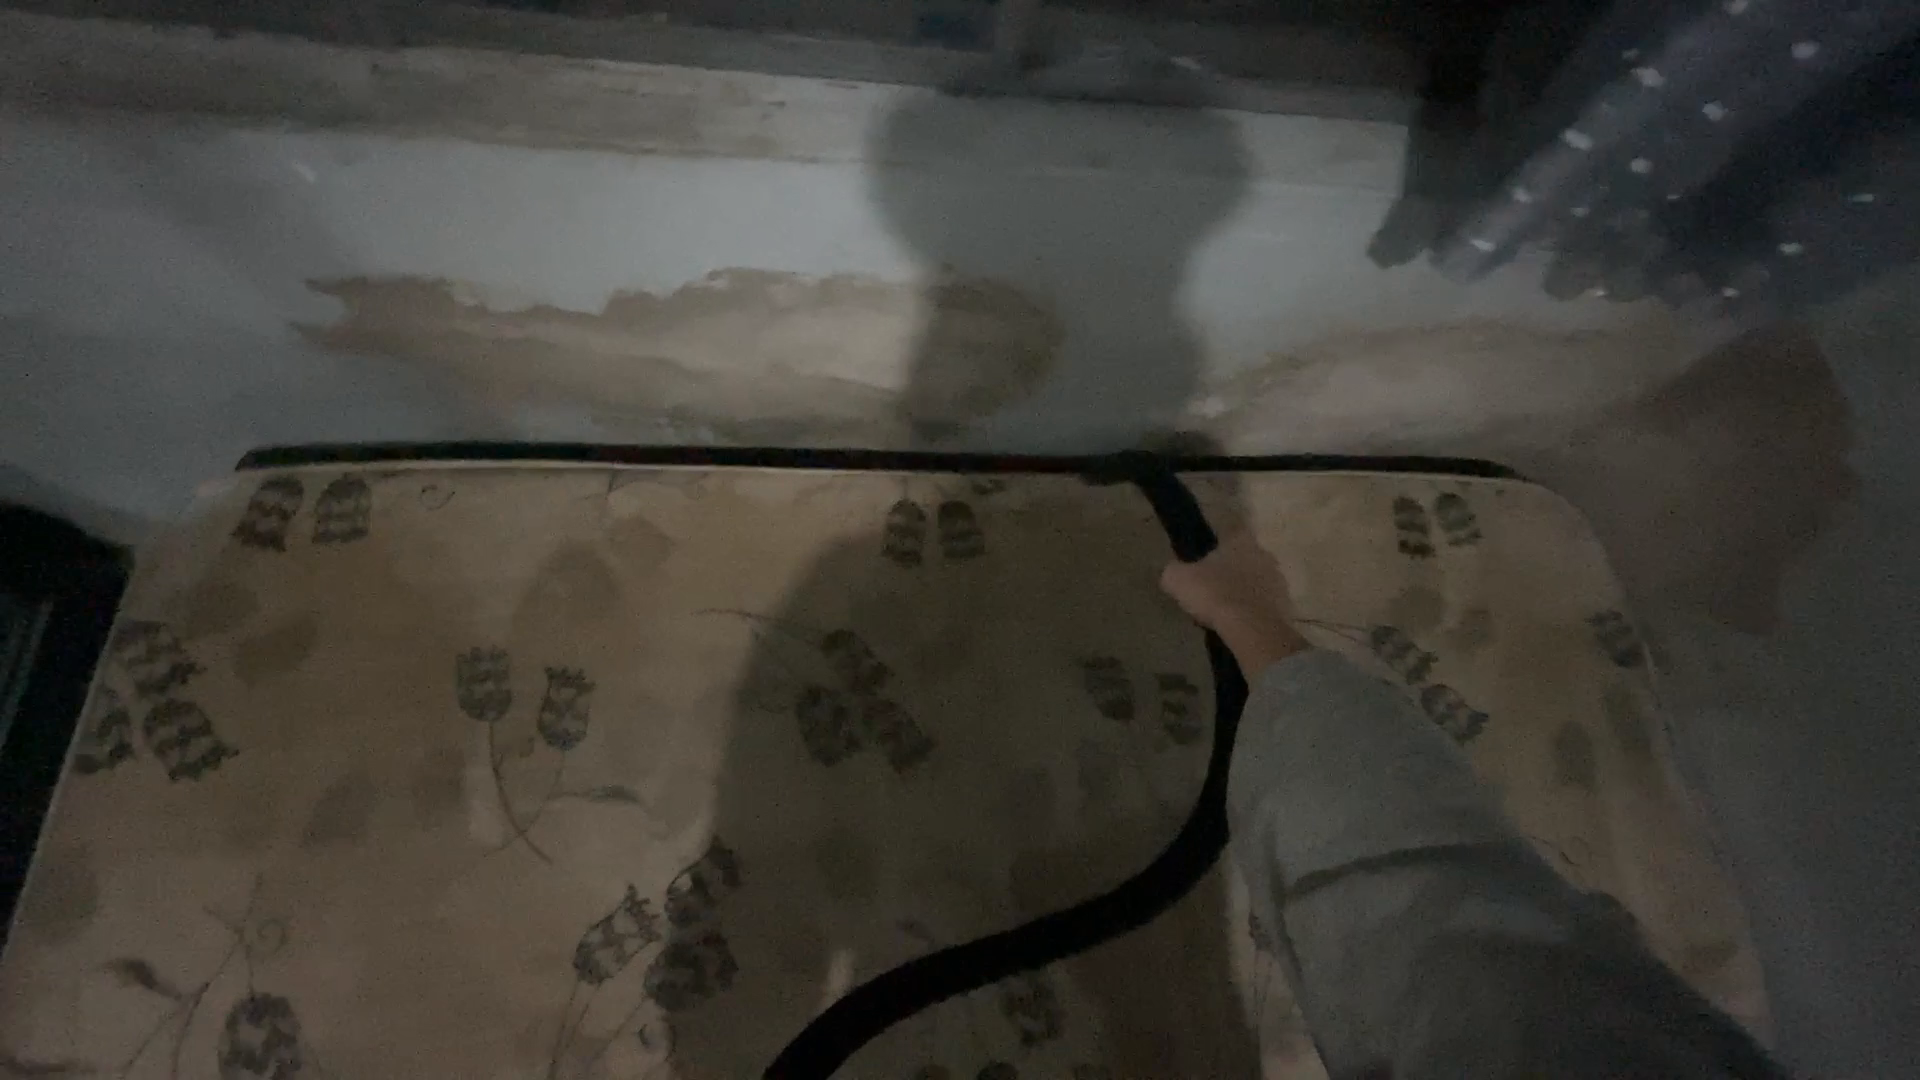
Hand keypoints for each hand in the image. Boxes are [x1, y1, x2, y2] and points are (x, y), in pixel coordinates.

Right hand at [1160, 531, 1309, 672]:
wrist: (1251, 628)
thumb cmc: (1214, 593)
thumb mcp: (1177, 579)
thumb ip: (1174, 571)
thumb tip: (1174, 573)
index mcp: (1241, 540)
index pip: (1231, 532)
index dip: (1217, 545)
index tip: (1205, 561)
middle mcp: (1265, 554)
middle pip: (1245, 558)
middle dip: (1231, 571)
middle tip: (1211, 588)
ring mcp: (1279, 581)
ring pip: (1256, 582)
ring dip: (1243, 592)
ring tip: (1223, 611)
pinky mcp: (1286, 606)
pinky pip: (1264, 605)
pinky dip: (1252, 612)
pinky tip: (1237, 625)